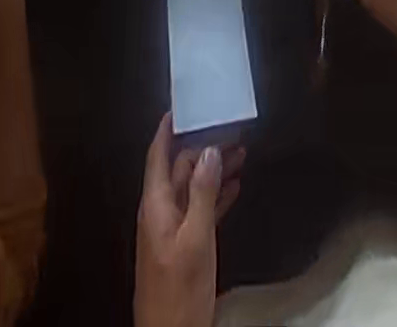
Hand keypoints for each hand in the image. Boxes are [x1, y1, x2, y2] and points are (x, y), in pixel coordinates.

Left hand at [135, 113, 243, 326]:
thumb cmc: (179, 289)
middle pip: (180, 168)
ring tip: (240, 152)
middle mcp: (161, 210)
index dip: (167, 130)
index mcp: (156, 204)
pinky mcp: (185, 243)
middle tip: (230, 129)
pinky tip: (234, 186)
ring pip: (193, 187)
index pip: (158, 155)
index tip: (181, 107)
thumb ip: (202, 193)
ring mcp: (173, 227)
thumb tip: (209, 151)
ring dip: (214, 169)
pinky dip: (216, 194)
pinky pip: (200, 208)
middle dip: (203, 147)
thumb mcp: (195, 238)